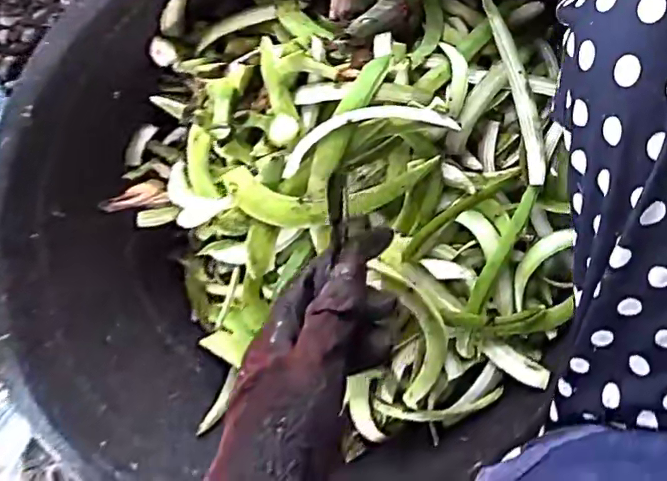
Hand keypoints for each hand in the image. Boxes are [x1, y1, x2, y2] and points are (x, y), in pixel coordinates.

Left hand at [207, 226, 397, 480]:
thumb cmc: (285, 429)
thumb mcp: (313, 364)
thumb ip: (332, 312)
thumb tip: (351, 260)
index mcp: (278, 334)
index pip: (314, 277)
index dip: (347, 254)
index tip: (382, 236)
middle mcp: (289, 349)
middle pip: (331, 302)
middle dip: (364, 296)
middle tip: (389, 302)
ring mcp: (304, 375)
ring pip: (343, 331)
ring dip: (370, 326)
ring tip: (387, 337)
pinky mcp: (320, 399)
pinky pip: (348, 360)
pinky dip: (368, 353)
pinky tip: (381, 359)